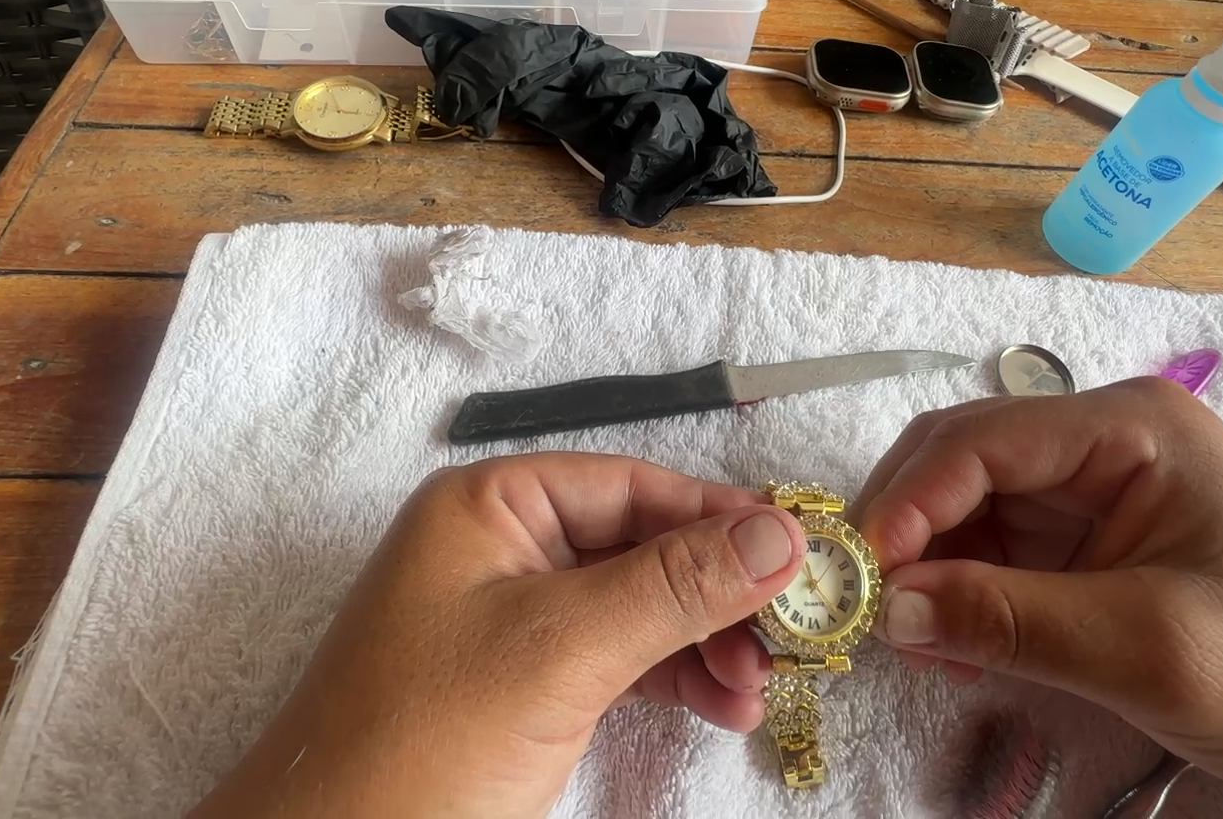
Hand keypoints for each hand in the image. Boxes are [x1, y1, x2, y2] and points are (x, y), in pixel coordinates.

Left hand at [188, 453, 804, 818]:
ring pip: (636, 605)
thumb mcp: (563, 646)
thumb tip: (782, 533)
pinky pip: (619, 655)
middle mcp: (506, 543)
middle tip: (785, 632)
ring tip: (759, 685)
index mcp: (492, 503)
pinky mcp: (530, 675)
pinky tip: (724, 705)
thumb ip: (676, 585)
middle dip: (712, 592)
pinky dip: (673, 678)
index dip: (711, 511)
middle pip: (637, 546)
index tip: (791, 542)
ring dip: (701, 641)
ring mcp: (518, 612)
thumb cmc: (431, 735)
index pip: (624, 486)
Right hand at [856, 378, 1222, 814]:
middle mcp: (1093, 435)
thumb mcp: (1155, 654)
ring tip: (909, 634)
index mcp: (1129, 426)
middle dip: (904, 525)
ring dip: (920, 562)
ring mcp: (1078, 480)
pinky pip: (980, 541)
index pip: (984, 440)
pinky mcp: (1068, 528)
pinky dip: (949, 586)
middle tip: (867, 597)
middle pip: (956, 458)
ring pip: (956, 500)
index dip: (911, 498)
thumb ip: (1013, 623)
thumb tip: (888, 610)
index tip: (864, 569)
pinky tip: (947, 638)